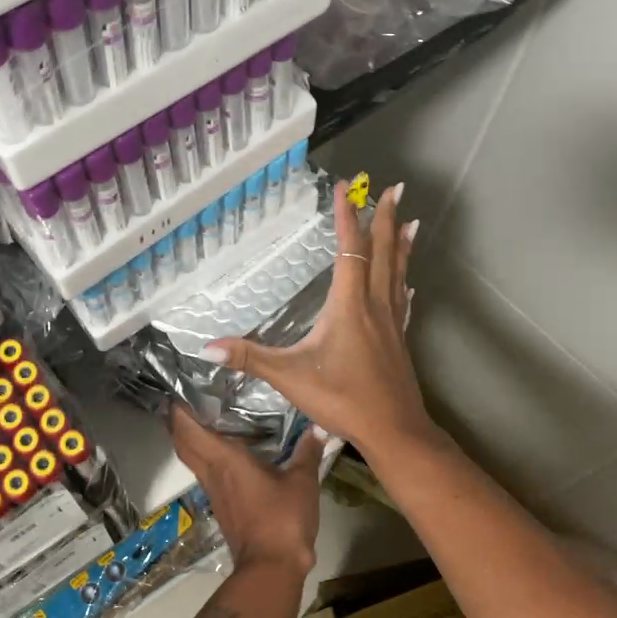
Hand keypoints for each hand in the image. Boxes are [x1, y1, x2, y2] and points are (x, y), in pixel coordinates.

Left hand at [170, 406, 323, 576]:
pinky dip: (205, 455)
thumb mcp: (302, 481)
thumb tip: (319, 427)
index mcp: (224, 459)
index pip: (188, 428)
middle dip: (177, 420)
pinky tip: (225, 450)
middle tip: (187, 399)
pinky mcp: (220, 504)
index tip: (179, 388)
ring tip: (204, 417)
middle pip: (182, 442)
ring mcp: (213, 490)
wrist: (270, 566)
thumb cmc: (283, 519)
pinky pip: (204, 471)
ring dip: (190, 438)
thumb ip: (308, 451)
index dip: (178, 408)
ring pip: (191, 458)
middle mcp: (211, 472)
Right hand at [201, 181, 435, 457]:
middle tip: (395, 188)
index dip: (347, 217)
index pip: (350, 251)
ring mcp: (392, 323)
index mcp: (349, 306)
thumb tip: (207, 347)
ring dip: (400, 245)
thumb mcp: (289, 378)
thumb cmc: (343, 399)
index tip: (348, 187)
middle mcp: (375, 306)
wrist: (394, 430)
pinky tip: (408, 283)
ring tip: (409, 221)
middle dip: (386, 219)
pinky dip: (404, 282)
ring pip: (398, 273)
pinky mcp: (399, 340)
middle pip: (383, 253)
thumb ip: (249, 358)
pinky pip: (402, 300)